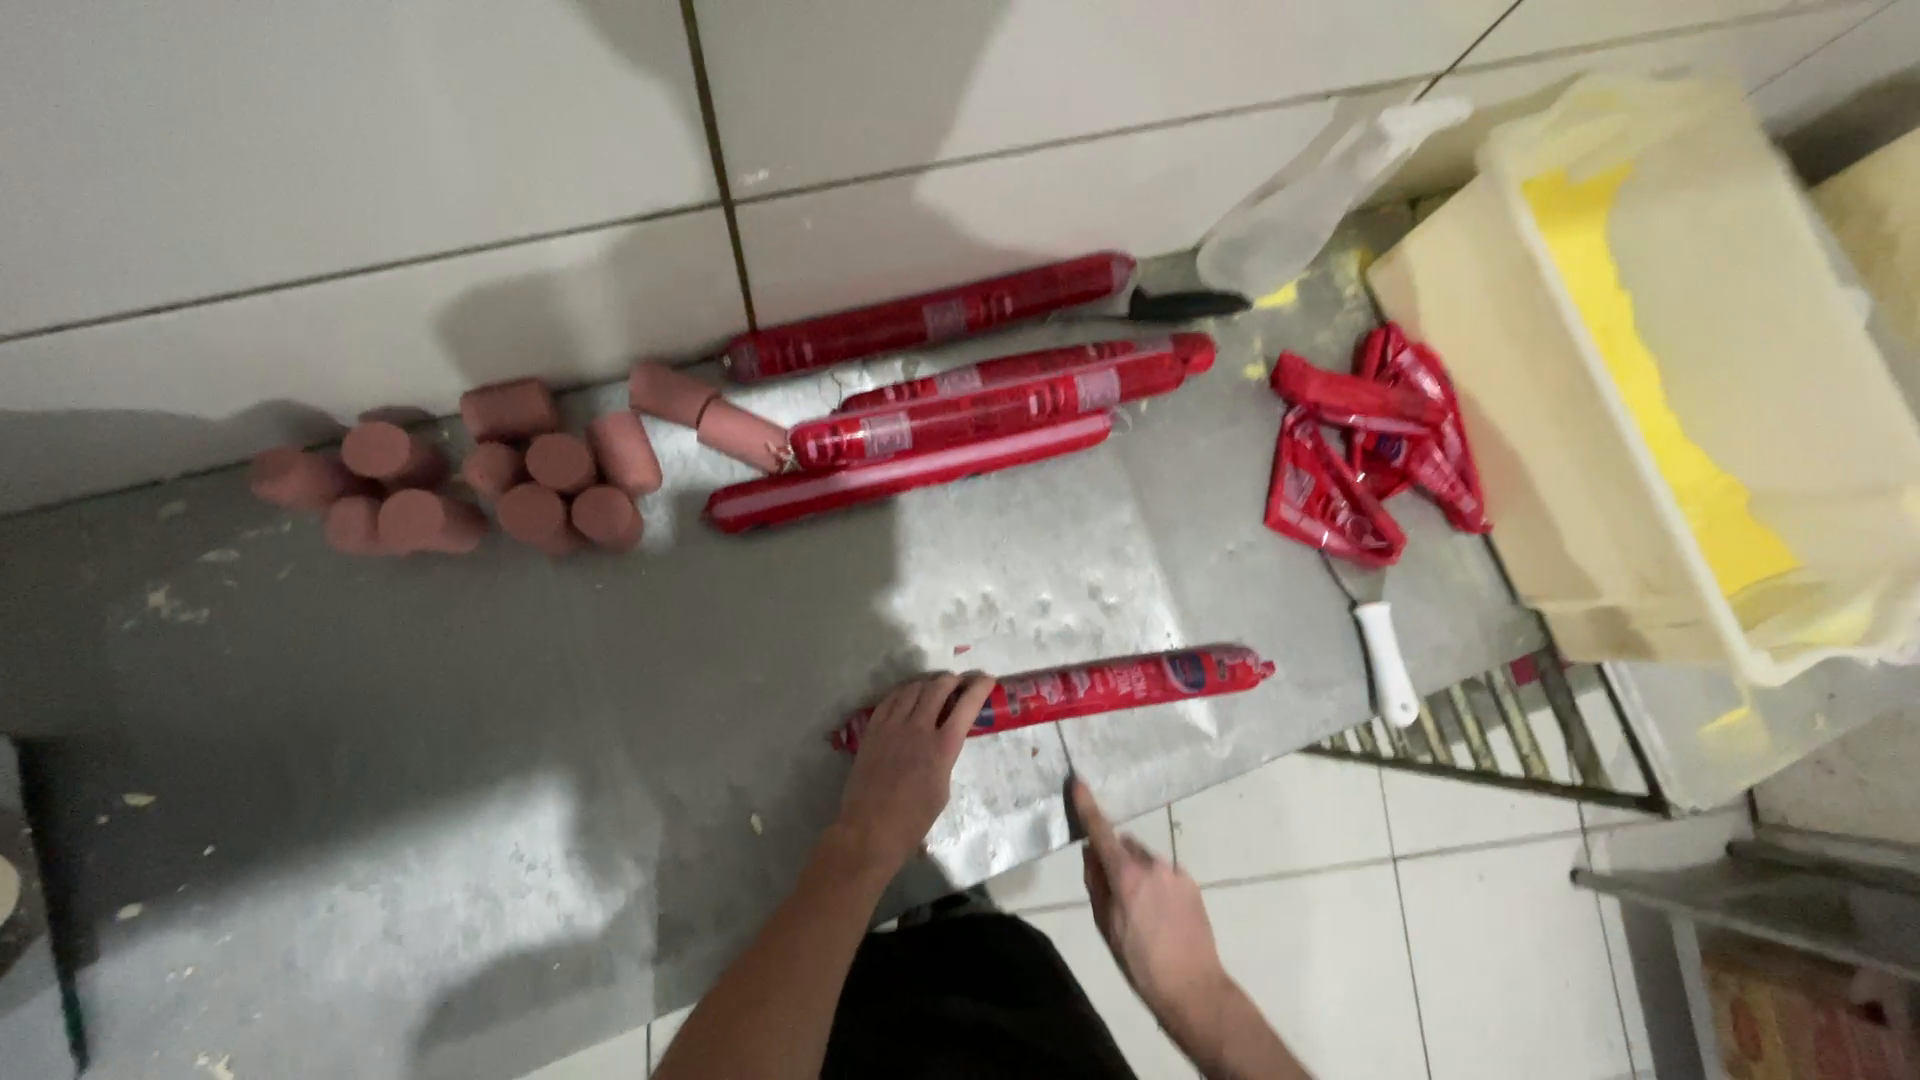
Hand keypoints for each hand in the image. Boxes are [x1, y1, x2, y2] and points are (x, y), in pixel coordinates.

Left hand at [831, 673, 995, 876]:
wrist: (870, 828)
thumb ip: (945, 758)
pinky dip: (903, 691)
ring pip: (912, 689)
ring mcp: (892, 727)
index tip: (987, 679)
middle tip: (959, 681)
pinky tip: (907, 693)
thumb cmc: (914, 819)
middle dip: (953, 680)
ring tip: (934, 685)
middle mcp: (918, 729)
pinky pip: (889, 699)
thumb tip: (942, 742)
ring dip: (928, 682)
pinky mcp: (872, 730)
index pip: (966, 707)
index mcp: (942, 748)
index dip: (979, 689)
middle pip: (938, 689)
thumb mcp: (943, 789)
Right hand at [1074, 778, 1228, 1019]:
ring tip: (1141, 913)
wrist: (1194, 989)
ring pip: (1145, 861)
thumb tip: (1090, 854)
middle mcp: (1153, 865)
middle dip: (1116, 859)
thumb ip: (1096, 884)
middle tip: (1114, 894)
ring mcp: (1176, 873)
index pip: (1101, 832)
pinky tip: (1160, 916)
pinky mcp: (1191, 884)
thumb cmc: (1140, 964)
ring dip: (1137, 874)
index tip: (1077, 782)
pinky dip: (1156, 885)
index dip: (1087, 806)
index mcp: (1127, 876)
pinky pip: (1164, 874)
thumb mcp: (1106, 927)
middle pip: (1124, 847)